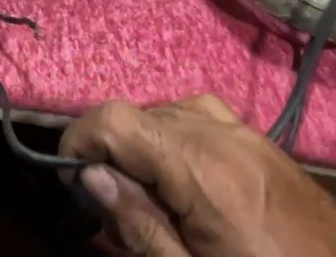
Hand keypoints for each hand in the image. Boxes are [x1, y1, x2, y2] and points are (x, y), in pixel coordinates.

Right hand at [60, 95, 335, 256]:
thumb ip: (140, 226)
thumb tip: (89, 175)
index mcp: (202, 169)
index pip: (115, 118)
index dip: (79, 140)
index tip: (70, 180)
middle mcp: (221, 133)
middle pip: (137, 113)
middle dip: (109, 150)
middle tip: (110, 207)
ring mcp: (247, 133)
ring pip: (166, 110)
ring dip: (143, 142)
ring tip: (148, 195)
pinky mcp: (264, 142)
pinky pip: (201, 116)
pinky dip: (176, 136)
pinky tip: (183, 177)